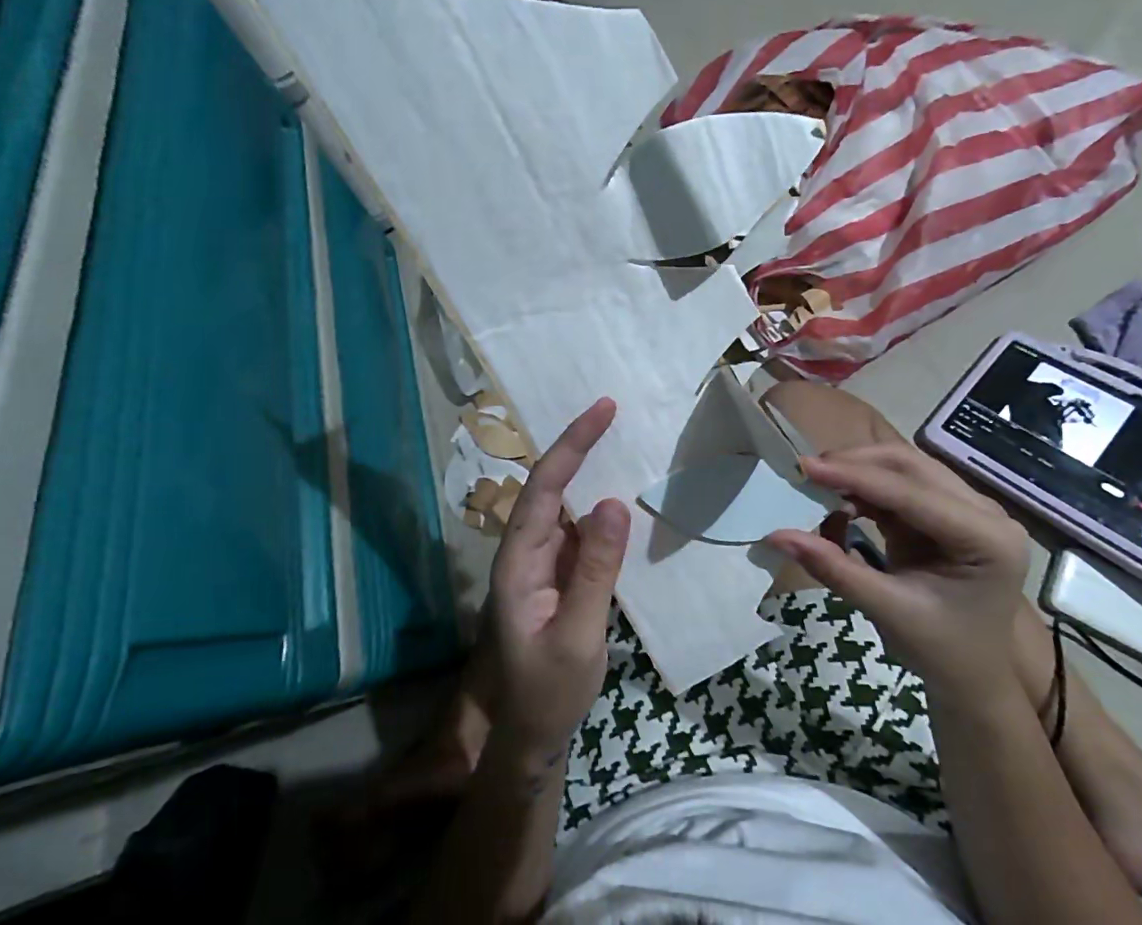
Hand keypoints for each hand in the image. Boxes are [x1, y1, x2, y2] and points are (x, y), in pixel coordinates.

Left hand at [483, 398, 630, 754]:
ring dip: (588, 470)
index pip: (543, 490)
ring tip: (620, 438)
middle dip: (578, 446)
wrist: (531, 732)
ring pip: (564, 506)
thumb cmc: (548, 689)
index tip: (602, 410)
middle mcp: (525, 553)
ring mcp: (543, 564)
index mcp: (519, 562)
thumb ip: (596, 570)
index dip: (571, 447)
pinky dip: (600, 508)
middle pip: (549, 488)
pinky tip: (622, 497)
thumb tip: (615, 502)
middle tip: (612, 409)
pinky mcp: (560, 576)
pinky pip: (580, 532)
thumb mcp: (578, 633)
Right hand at [766, 442, 1029, 701]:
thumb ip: (835, 569)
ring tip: (816, 486)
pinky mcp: (942, 513)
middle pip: (911, 466)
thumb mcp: (888, 611)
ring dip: (858, 473)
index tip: (805, 466)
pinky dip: (864, 492)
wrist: (970, 676)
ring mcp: (965, 508)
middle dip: (856, 465)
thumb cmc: (941, 650)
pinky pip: (897, 488)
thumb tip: (777, 535)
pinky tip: (838, 507)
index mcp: (988, 538)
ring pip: (903, 469)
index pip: (912, 493)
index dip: (856, 476)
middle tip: (806, 472)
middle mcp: (984, 512)